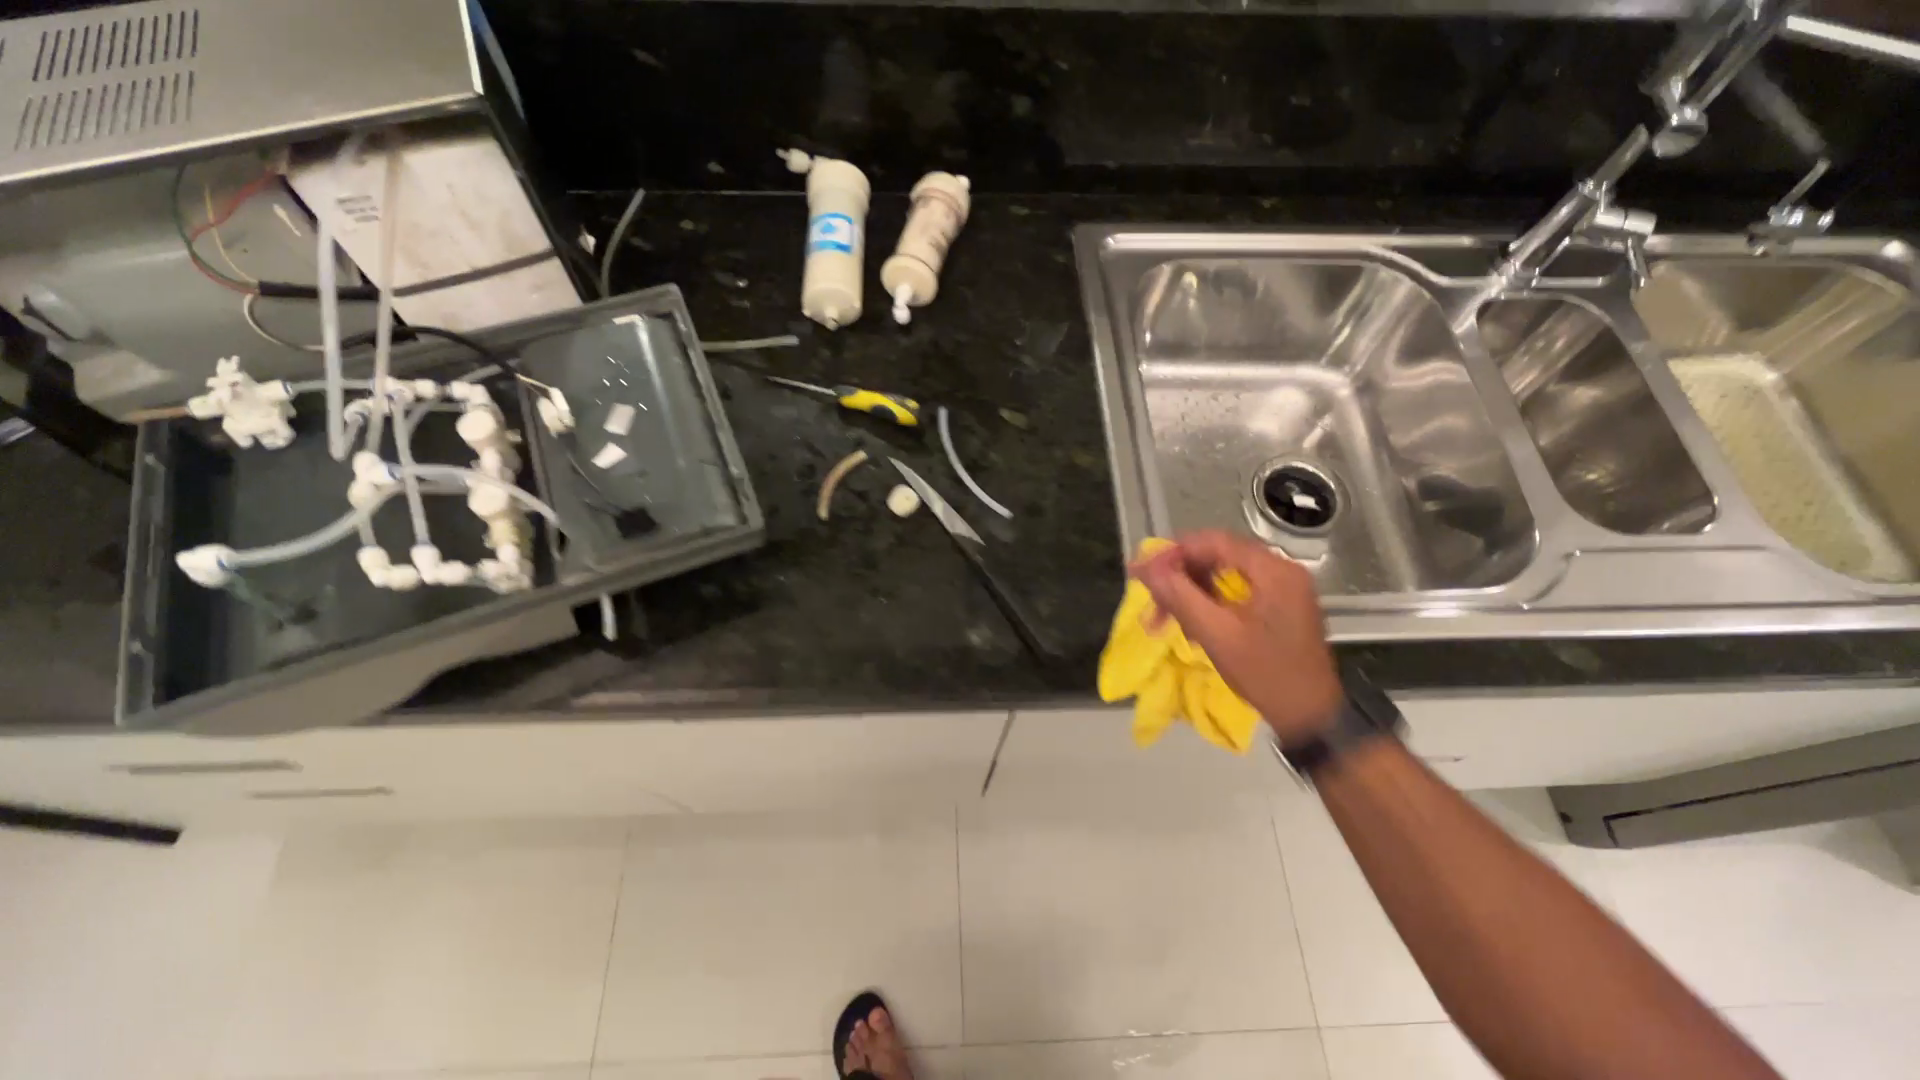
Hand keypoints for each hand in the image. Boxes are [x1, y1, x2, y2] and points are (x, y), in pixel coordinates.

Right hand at [1130, 530, 1343, 742]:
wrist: (1310, 716)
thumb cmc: (1266, 674)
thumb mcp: (1217, 635)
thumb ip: (1179, 596)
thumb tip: (1144, 567)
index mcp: (1274, 570)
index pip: (1214, 542)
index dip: (1174, 552)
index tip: (1143, 572)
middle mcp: (1283, 570)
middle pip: (1220, 556)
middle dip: (1180, 576)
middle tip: (1151, 600)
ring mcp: (1285, 588)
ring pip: (1226, 575)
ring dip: (1193, 591)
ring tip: (1165, 617)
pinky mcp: (1282, 606)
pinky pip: (1238, 591)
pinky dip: (1211, 602)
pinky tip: (1192, 622)